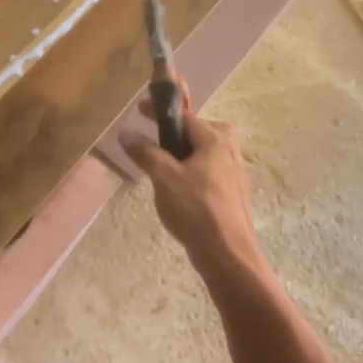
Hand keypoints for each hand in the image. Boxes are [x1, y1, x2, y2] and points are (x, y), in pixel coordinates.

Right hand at [119, 85, 265, 274]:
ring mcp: (235, 172)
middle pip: (198, 131)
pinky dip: (191, 171)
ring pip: (204, 153)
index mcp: (215, 139)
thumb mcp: (164, 178)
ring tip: (161, 166)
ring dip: (183, 154)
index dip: (160, 110)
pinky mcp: (233, 193)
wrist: (228, 253)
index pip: (184, 115)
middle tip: (154, 139)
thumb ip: (146, 153)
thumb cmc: (195, 209)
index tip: (140, 108)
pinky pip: (208, 171)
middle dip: (176, 132)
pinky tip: (179, 189)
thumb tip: (127, 134)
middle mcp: (229, 150)